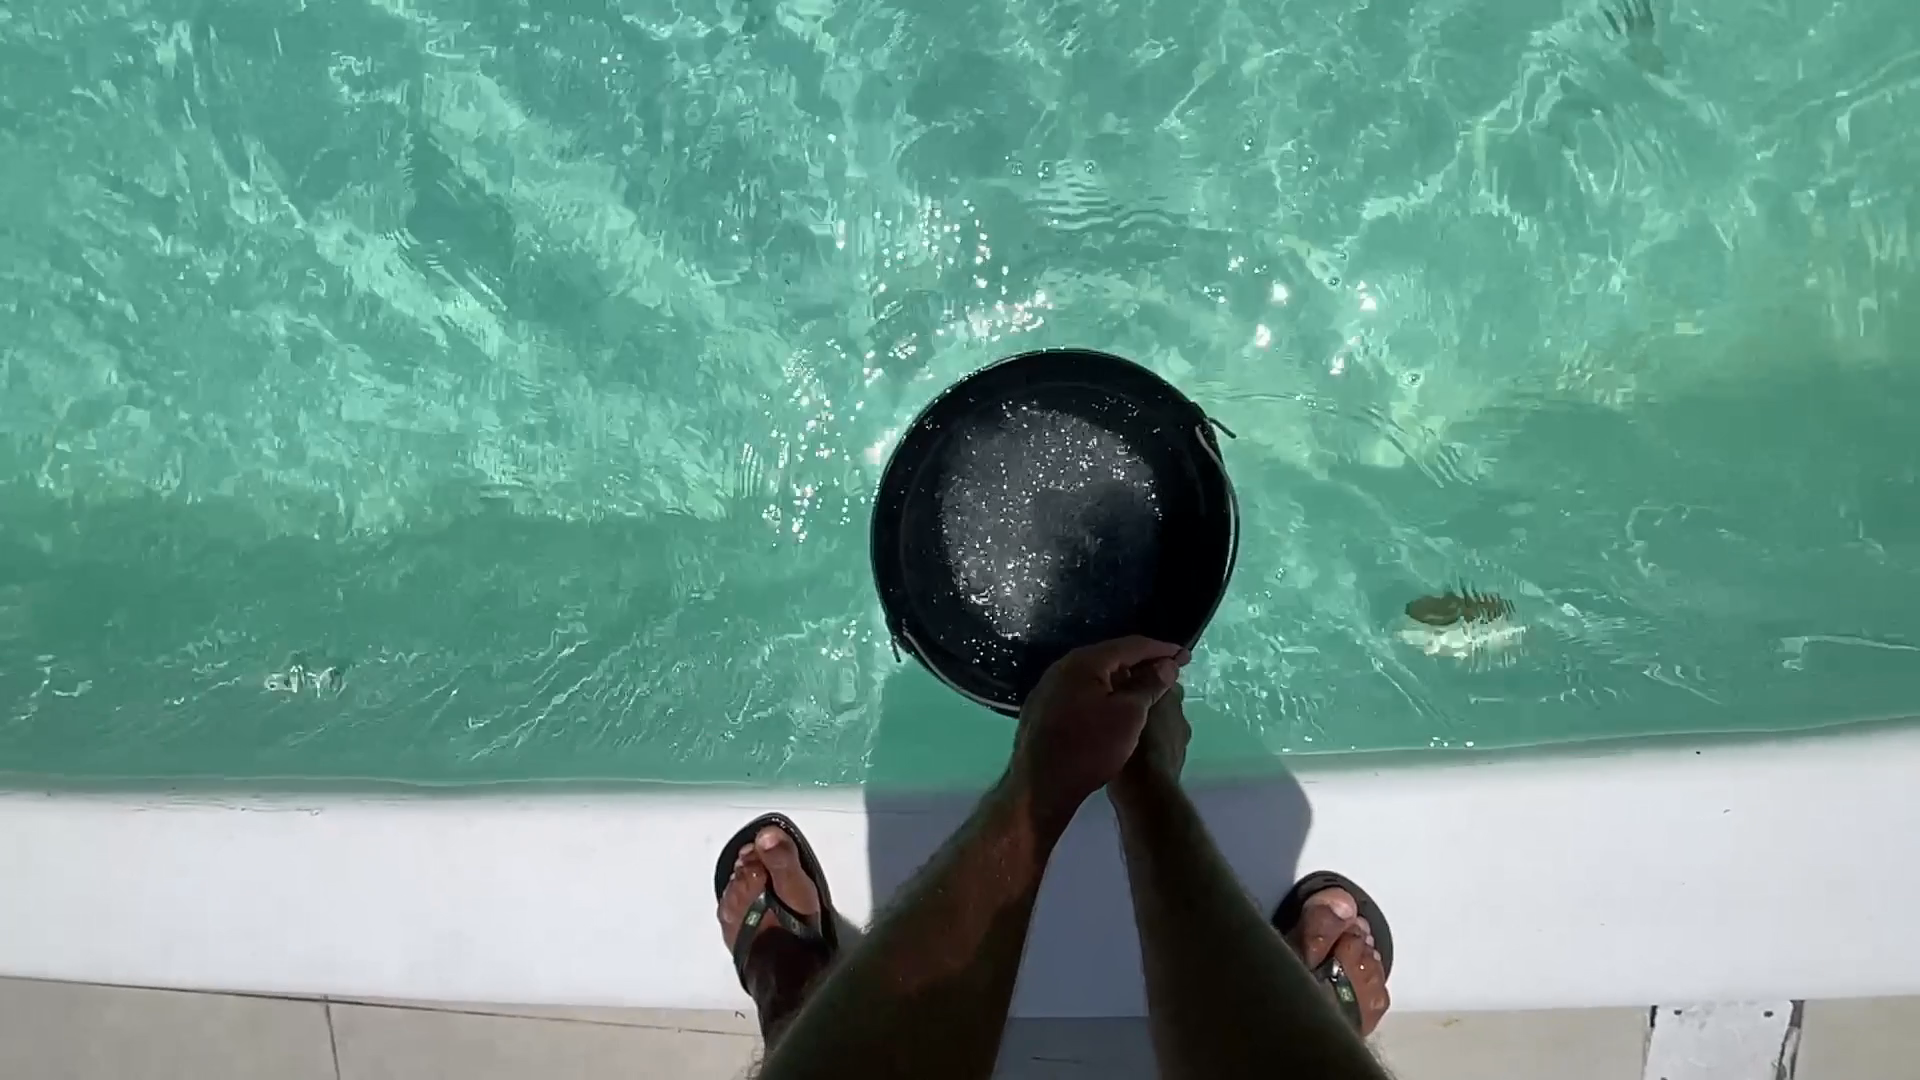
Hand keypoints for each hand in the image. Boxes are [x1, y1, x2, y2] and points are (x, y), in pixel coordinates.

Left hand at [1010, 637, 1188, 818]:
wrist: (1040, 785)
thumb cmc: (1089, 748)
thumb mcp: (1129, 716)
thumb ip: (1149, 685)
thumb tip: (1167, 663)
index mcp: (1084, 661)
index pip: (1131, 645)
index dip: (1161, 649)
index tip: (1184, 655)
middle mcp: (1062, 666)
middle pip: (1111, 656)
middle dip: (1142, 662)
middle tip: (1170, 670)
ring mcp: (1049, 686)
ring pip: (1095, 674)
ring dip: (1124, 678)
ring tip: (1149, 687)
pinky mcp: (1044, 706)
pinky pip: (1081, 689)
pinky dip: (1104, 691)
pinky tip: (1116, 703)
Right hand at [1112, 681, 1191, 807]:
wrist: (1148, 792)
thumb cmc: (1132, 745)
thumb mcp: (1118, 707)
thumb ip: (1122, 685)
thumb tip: (1120, 666)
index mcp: (1169, 694)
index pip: (1160, 670)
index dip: (1141, 671)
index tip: (1122, 676)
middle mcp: (1179, 712)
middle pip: (1160, 695)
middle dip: (1143, 696)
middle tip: (1118, 702)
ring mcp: (1180, 737)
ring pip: (1162, 720)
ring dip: (1147, 721)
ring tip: (1121, 728)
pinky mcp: (1176, 759)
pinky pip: (1161, 742)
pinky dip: (1150, 742)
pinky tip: (1131, 750)